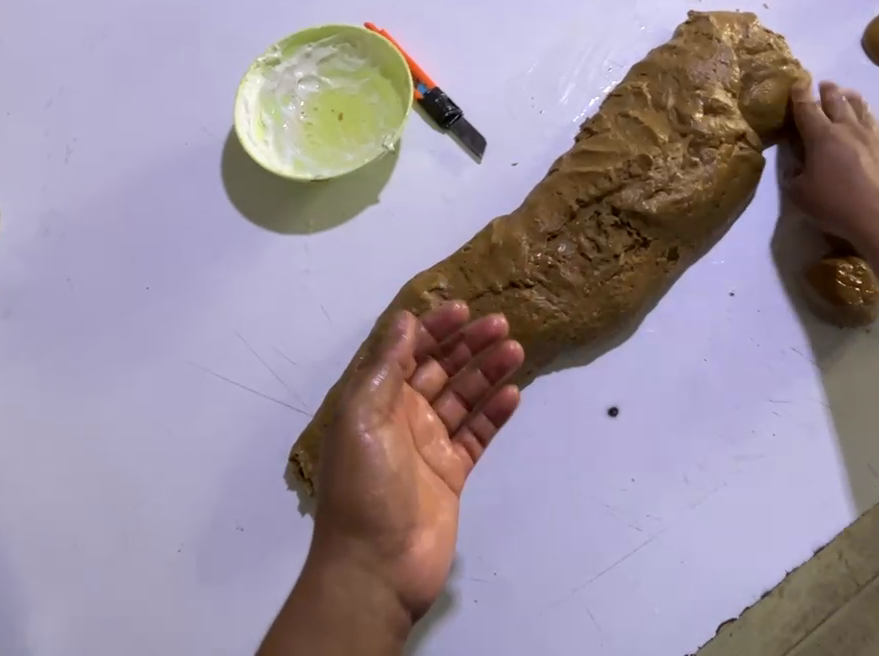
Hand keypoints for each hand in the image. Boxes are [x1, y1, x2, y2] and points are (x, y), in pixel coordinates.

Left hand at [310, 302, 523, 619]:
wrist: (375, 568)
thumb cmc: (363, 485)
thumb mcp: (362, 416)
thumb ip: (385, 365)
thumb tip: (406, 319)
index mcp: (375, 399)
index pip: (406, 351)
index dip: (433, 329)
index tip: (464, 310)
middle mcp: (402, 415)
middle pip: (440, 369)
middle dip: (468, 345)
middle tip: (501, 324)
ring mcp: (429, 444)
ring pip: (463, 397)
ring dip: (488, 372)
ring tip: (516, 351)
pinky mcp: (452, 472)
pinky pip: (477, 434)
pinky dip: (494, 413)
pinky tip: (514, 394)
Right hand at [784, 78, 878, 253]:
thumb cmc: (837, 206)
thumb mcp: (800, 195)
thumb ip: (793, 176)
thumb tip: (796, 166)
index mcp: (821, 136)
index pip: (806, 107)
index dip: (800, 93)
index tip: (798, 82)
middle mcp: (849, 130)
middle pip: (837, 101)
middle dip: (829, 90)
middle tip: (825, 84)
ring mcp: (877, 138)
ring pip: (864, 111)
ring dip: (854, 101)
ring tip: (851, 96)